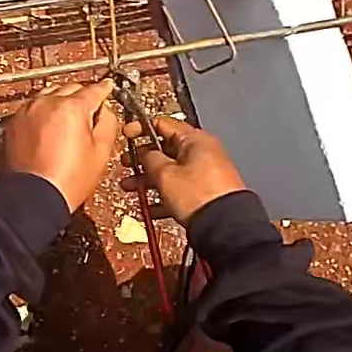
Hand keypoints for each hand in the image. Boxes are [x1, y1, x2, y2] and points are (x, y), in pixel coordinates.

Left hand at [4, 80, 121, 211]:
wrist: (34, 196)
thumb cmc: (69, 178)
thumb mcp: (102, 152)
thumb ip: (108, 122)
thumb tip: (104, 109)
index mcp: (72, 107)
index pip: (94, 90)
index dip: (104, 89)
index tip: (107, 87)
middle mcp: (48, 102)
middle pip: (71, 88)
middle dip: (83, 96)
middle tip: (91, 110)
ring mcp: (29, 110)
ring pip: (50, 93)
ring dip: (62, 100)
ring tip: (69, 116)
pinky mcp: (16, 122)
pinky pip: (34, 106)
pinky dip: (44, 109)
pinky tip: (51, 123)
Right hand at [121, 117, 246, 224]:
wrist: (225, 227)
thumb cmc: (196, 194)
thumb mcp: (165, 174)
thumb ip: (150, 159)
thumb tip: (145, 154)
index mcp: (194, 140)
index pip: (163, 124)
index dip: (141, 128)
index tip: (126, 134)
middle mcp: (201, 153)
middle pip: (165, 149)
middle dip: (142, 159)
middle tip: (126, 164)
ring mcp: (204, 173)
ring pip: (170, 171)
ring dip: (148, 179)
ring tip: (129, 188)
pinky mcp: (205, 193)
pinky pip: (179, 189)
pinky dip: (163, 195)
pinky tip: (149, 207)